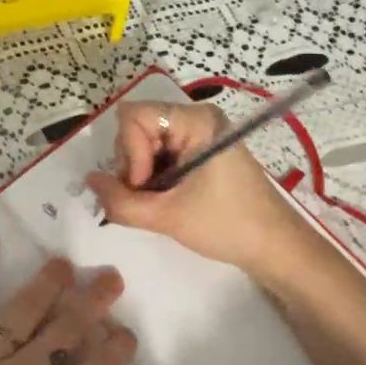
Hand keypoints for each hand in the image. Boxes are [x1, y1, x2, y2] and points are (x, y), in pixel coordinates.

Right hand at [85, 100, 308, 277]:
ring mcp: (198, 134)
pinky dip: (153, 177)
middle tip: (148, 198)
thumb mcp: (168, 216)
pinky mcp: (199, 151)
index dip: (129, 151)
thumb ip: (120, 200)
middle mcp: (196, 118)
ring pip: (144, 143)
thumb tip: (90, 181)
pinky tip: (164, 200)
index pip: (134, 116)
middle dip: (133, 164)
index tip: (145, 185)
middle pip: (136, 127)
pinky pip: (159, 153)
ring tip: (157, 203)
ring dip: (140, 174)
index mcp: (196, 121)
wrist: (275, 248)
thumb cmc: (228, 226)